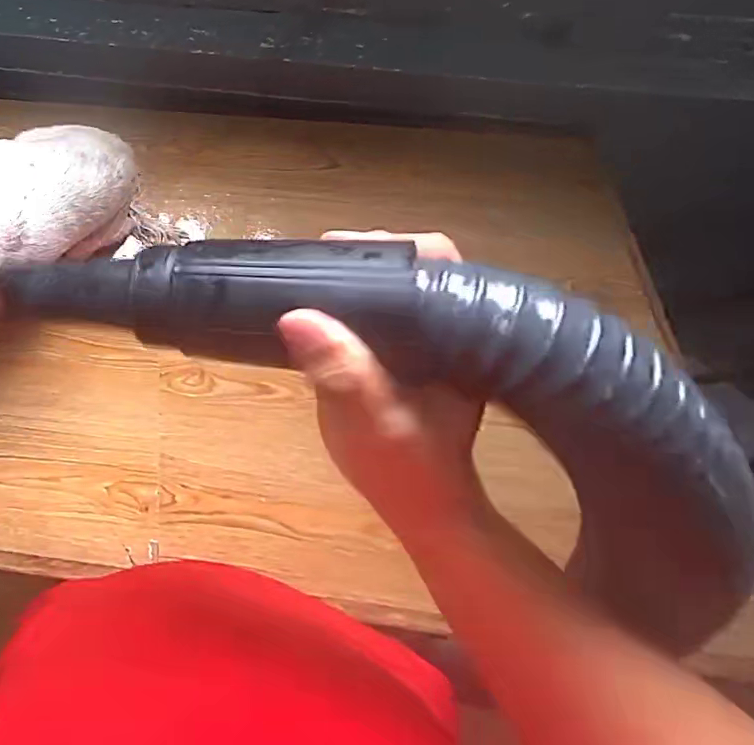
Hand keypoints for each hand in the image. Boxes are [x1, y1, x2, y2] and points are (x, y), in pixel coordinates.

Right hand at [279, 231, 487, 531]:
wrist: (424, 508)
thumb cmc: (405, 472)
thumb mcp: (369, 424)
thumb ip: (341, 373)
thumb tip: (297, 318)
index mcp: (456, 334)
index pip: (435, 258)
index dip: (388, 246)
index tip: (335, 252)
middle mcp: (450, 328)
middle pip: (413, 263)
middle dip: (363, 257)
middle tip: (315, 266)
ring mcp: (433, 340)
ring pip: (396, 285)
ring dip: (357, 278)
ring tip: (315, 281)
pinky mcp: (411, 352)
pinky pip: (384, 310)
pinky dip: (356, 303)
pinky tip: (327, 312)